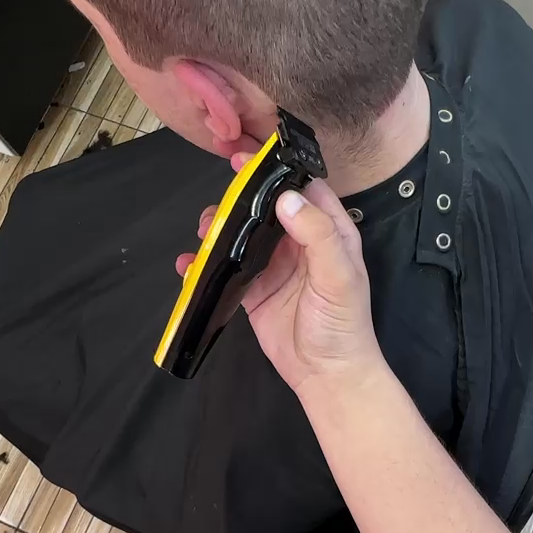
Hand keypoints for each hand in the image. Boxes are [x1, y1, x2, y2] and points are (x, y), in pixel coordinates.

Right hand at [176, 163, 382, 394]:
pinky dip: (207, 264)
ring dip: (221, 227)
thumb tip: (286, 198)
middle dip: (242, 195)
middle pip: (268, 207)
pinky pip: (228, 269)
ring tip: (203, 228)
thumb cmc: (342, 325)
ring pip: (244, 234)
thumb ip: (317, 235)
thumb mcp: (338, 276)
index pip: (305, 190)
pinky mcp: (255, 291)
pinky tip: (190, 263)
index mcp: (329, 234)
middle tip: (221, 185)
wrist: (327, 375)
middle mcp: (301, 245)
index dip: (280, 171)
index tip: (252, 157)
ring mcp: (275, 267)